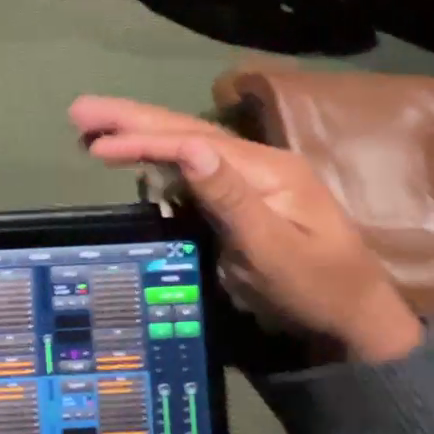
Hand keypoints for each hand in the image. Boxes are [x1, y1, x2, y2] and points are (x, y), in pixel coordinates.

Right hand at [69, 96, 422, 362]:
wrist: (354, 322)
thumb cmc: (315, 290)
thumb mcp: (273, 249)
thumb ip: (230, 197)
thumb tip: (189, 148)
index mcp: (267, 169)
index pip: (192, 142)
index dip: (142, 140)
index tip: (95, 145)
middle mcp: (256, 162)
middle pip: (184, 130)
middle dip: (130, 119)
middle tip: (79, 110)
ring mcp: (248, 178)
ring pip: (184, 143)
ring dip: (137, 132)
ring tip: (90, 127)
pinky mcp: (238, 197)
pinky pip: (189, 167)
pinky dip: (154, 155)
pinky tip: (129, 153)